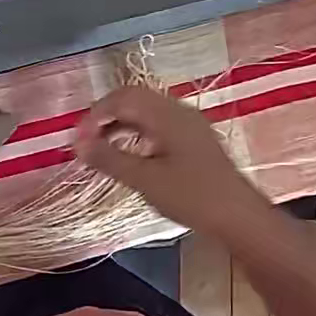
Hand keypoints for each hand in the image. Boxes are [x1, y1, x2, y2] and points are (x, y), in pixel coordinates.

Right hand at [73, 86, 268, 236]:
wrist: (238, 217)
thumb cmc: (191, 197)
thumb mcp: (144, 179)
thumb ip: (109, 159)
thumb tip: (77, 143)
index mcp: (167, 115)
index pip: (122, 98)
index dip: (95, 114)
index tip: (77, 140)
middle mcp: (179, 112)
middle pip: (134, 99)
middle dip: (105, 116)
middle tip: (85, 141)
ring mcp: (189, 125)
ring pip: (146, 112)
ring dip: (119, 125)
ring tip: (101, 150)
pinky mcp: (193, 140)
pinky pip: (157, 125)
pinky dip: (136, 134)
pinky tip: (128, 155)